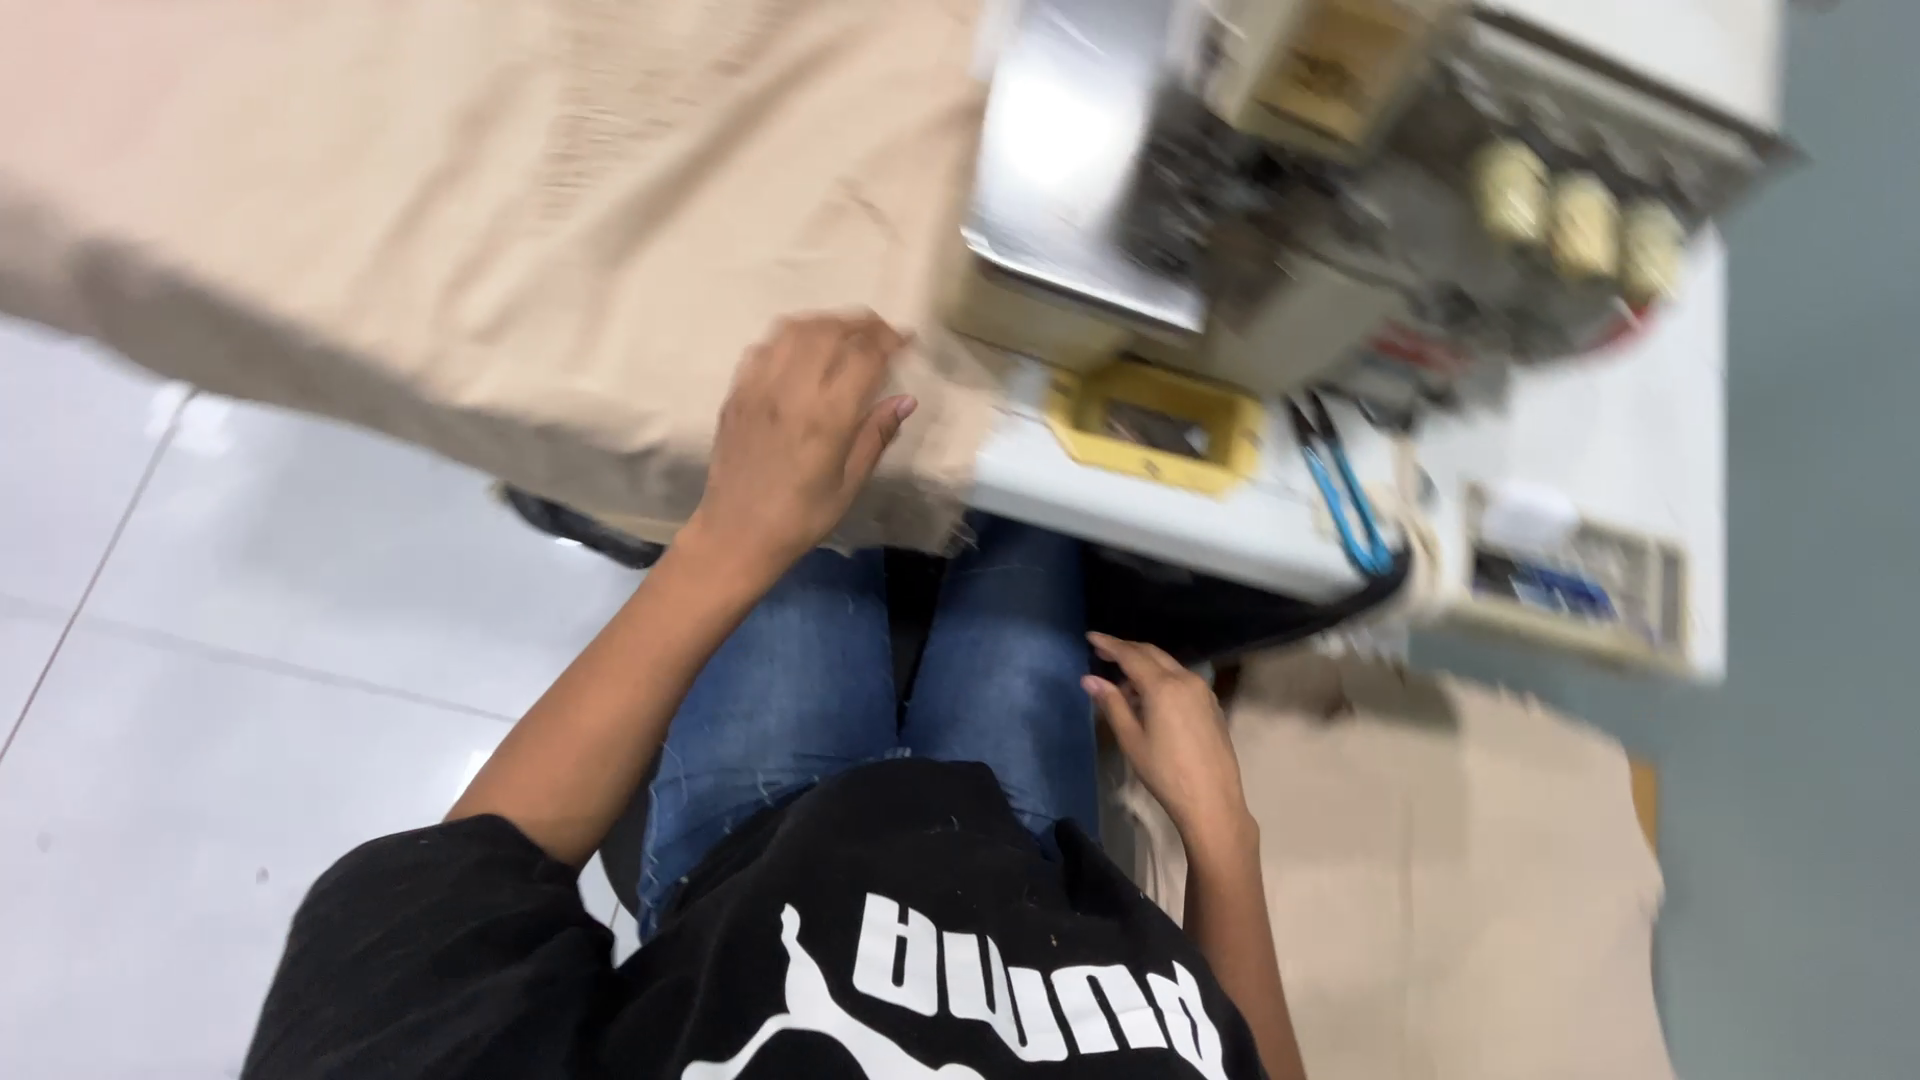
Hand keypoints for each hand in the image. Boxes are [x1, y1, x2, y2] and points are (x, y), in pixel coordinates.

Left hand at [690, 311, 916, 573]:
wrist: (737, 533)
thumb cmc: (802, 517)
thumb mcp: (850, 483)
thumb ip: (877, 434)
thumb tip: (906, 400)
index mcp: (827, 417)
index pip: (864, 357)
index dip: (890, 341)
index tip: (907, 340)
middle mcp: (791, 392)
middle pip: (830, 332)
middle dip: (862, 323)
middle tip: (882, 331)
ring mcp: (758, 388)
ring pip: (795, 330)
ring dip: (826, 322)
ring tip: (846, 332)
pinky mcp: (737, 393)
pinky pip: (764, 346)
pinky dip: (791, 337)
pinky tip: (803, 349)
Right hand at [1084, 633, 1252, 843]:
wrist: (1212, 801)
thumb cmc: (1165, 773)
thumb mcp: (1131, 739)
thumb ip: (1112, 704)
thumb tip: (1090, 679)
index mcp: (1164, 686)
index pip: (1131, 655)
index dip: (1109, 644)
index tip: (1091, 637)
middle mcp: (1186, 680)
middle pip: (1152, 653)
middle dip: (1126, 650)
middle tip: (1102, 652)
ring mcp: (1203, 692)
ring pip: (1168, 665)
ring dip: (1144, 666)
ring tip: (1122, 686)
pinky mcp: (1211, 705)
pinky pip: (1181, 679)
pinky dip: (1161, 678)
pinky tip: (1149, 700)